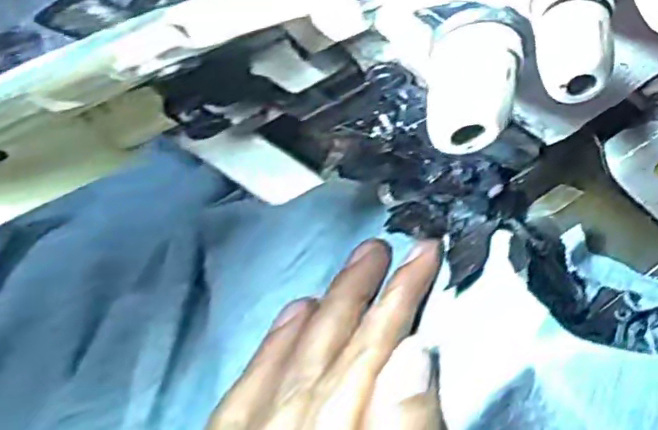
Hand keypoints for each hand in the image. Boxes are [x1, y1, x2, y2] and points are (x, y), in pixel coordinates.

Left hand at [207, 240, 444, 429]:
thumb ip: (406, 427)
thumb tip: (414, 351)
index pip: (366, 366)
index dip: (399, 303)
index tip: (427, 251)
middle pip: (320, 369)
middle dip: (354, 302)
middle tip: (380, 246)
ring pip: (276, 388)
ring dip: (309, 329)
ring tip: (339, 279)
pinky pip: (231, 417)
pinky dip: (258, 370)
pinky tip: (283, 331)